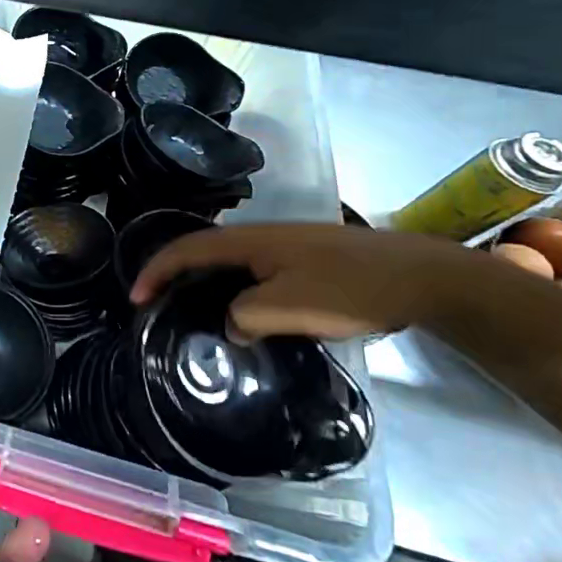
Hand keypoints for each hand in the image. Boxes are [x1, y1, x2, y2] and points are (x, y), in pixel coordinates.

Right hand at [129, 223, 529, 338]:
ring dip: (205, 283)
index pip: (187, 249)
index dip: (156, 271)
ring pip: (230, 262)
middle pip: (203, 251)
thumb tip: (231, 325)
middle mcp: (261, 237)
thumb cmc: (351, 288)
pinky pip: (255, 272)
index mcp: (249, 241)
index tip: (136, 299)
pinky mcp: (307, 259)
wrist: (425, 276)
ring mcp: (286, 246)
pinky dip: (235, 289)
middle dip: (175, 275)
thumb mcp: (290, 308)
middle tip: (160, 306)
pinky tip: (247, 313)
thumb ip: (245, 316)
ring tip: (195, 313)